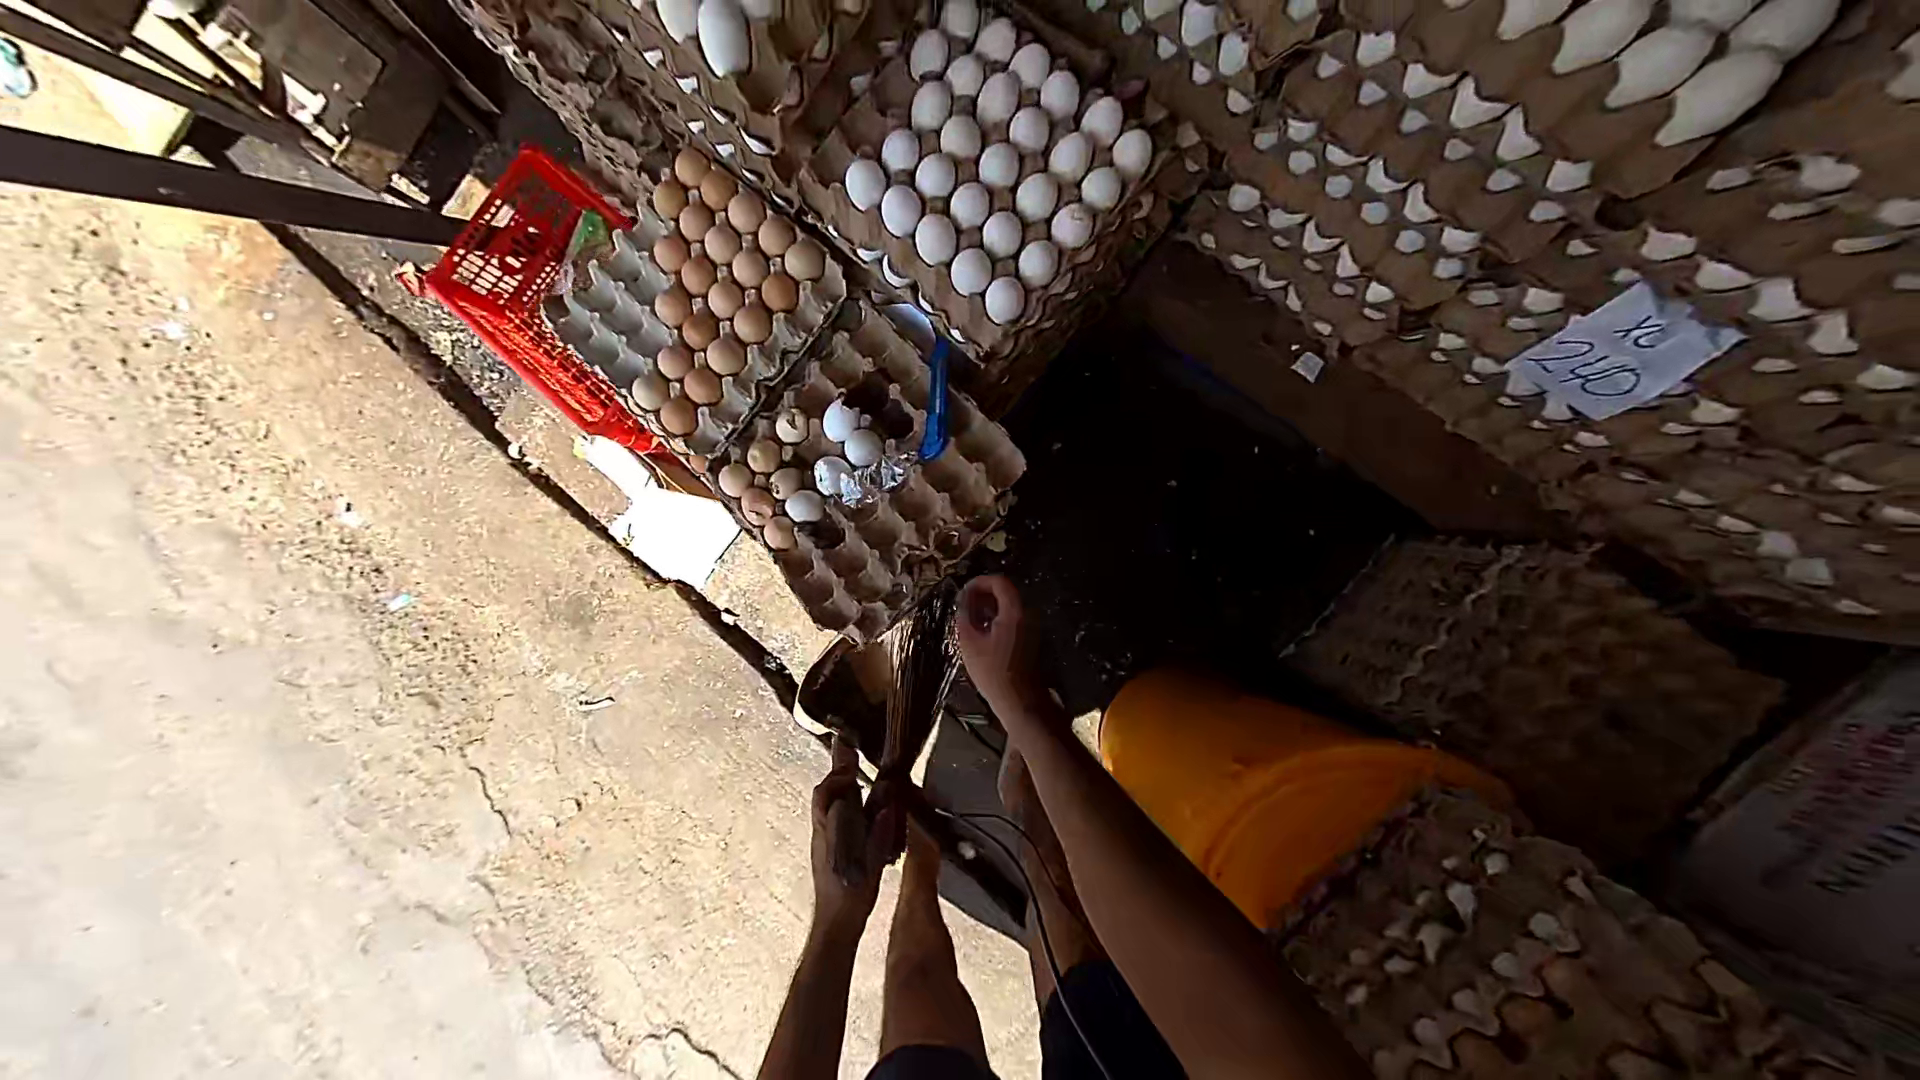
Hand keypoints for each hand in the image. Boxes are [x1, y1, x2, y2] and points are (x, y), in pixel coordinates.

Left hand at [810, 735, 895, 934]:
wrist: (835, 925)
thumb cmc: (851, 895)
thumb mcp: (870, 861)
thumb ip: (877, 832)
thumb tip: (883, 804)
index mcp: (828, 830)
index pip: (825, 791)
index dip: (837, 773)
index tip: (851, 757)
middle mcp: (821, 831)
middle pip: (825, 794)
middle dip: (838, 774)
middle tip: (851, 756)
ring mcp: (821, 840)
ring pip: (828, 807)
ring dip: (840, 789)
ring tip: (857, 775)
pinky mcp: (826, 850)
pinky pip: (833, 819)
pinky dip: (845, 806)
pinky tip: (860, 808)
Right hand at [956, 575, 1057, 743]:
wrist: (1019, 700)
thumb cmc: (993, 672)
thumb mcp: (970, 642)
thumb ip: (965, 613)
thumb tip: (963, 598)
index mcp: (1014, 611)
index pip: (999, 581)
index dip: (979, 582)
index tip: (964, 592)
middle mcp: (1028, 613)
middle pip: (1006, 591)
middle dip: (983, 593)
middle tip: (965, 605)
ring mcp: (1032, 625)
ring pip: (1010, 604)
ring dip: (990, 606)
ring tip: (971, 618)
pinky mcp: (1031, 636)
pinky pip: (1014, 617)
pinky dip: (998, 617)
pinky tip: (983, 631)